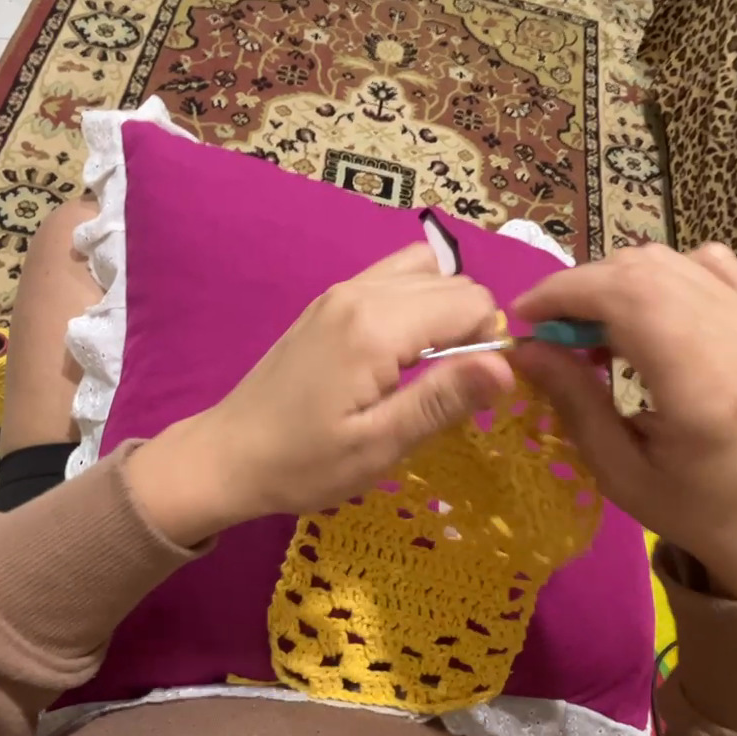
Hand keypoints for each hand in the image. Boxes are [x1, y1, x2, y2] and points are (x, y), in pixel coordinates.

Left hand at [128, 244, 513, 544]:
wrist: (228, 456)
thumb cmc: (303, 463)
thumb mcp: (379, 445)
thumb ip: (443, 399)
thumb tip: (508, 365)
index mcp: (376, 326)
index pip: (472, 302)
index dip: (487, 344)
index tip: (467, 392)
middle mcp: (360, 292)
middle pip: (452, 282)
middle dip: (468, 328)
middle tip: (444, 388)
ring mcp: (339, 291)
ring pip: (424, 272)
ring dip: (441, 312)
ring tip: (423, 367)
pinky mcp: (327, 302)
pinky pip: (391, 279)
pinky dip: (412, 304)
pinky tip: (396, 352)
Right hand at [510, 243, 736, 600]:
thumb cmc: (694, 510)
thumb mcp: (618, 471)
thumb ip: (574, 400)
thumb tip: (526, 349)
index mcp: (704, 384)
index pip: (626, 295)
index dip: (564, 291)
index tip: (524, 316)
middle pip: (645, 269)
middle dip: (582, 285)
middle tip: (550, 328)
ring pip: (671, 260)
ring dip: (617, 282)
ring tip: (592, 329)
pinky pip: (707, 264)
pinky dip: (661, 277)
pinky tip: (643, 317)